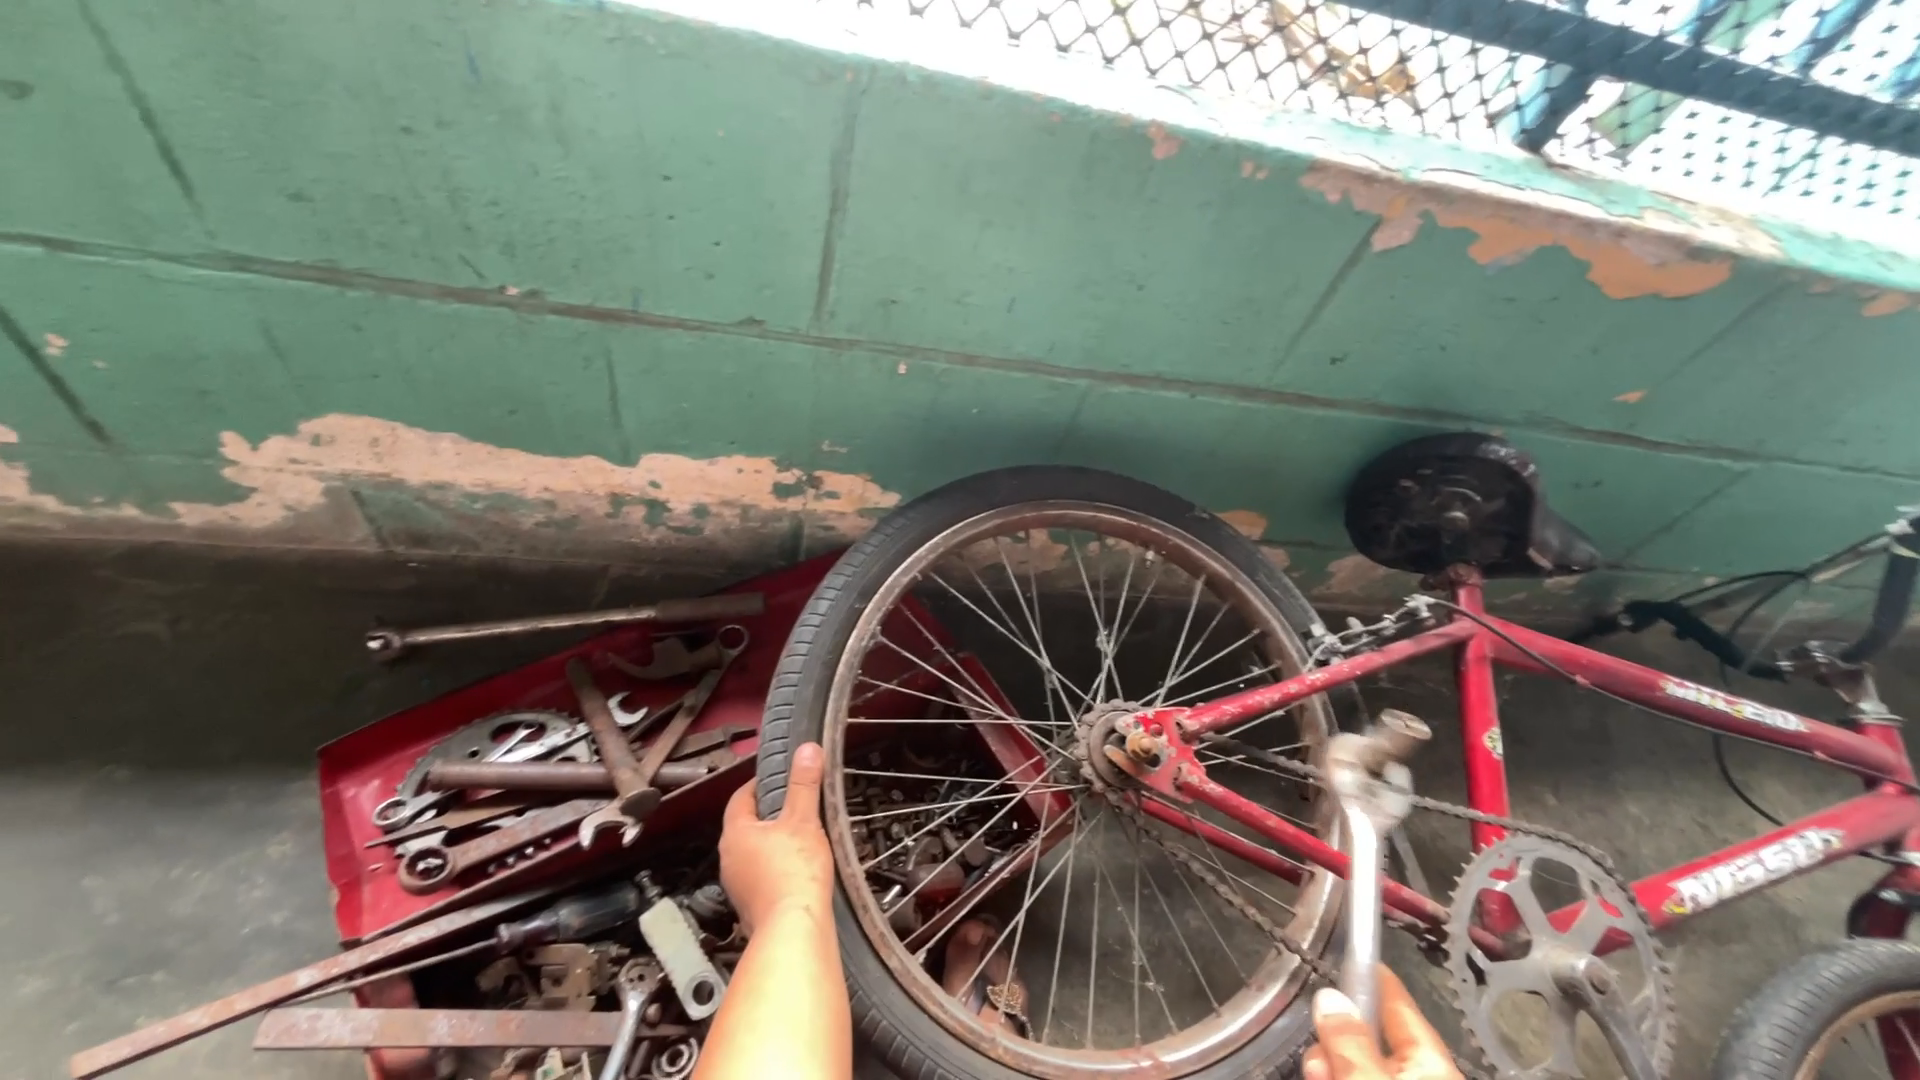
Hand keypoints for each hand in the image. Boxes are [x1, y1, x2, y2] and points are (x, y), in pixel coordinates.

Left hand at [719, 742, 834, 935]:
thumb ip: (804, 784)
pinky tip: (799, 869)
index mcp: (735, 833)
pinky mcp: (751, 905)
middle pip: (746, 825)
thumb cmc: (794, 875)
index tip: (777, 778)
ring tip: (801, 837)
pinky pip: (761, 876)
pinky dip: (776, 868)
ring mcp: (738, 885)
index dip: (759, 785)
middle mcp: (729, 859)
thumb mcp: (803, 819)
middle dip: (769, 814)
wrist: (794, 930)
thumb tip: (807, 751)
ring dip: (772, 843)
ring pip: (753, 852)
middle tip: (795, 805)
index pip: (740, 797)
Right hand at [1303, 968, 1460, 1079]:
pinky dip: (1338, 1078)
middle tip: (1316, 1057)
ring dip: (1332, 1063)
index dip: (1376, 978)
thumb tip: (1329, 996)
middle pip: (1372, 1039)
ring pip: (1359, 1064)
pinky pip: (1358, 1079)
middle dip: (1337, 1035)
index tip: (1355, 951)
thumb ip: (1350, 1043)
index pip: (1401, 1007)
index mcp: (1434, 1067)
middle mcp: (1422, 1076)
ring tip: (1316, 1076)